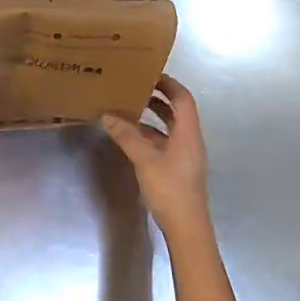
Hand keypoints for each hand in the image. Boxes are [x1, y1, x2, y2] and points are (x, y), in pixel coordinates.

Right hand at [101, 75, 209, 235]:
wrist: (186, 226)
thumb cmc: (169, 189)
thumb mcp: (144, 160)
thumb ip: (127, 136)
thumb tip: (108, 116)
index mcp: (188, 133)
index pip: (183, 99)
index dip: (169, 84)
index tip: (150, 74)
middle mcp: (190, 140)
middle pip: (178, 112)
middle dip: (159, 98)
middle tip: (136, 89)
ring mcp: (185, 156)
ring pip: (170, 128)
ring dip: (153, 117)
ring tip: (130, 110)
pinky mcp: (178, 169)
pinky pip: (165, 143)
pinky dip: (150, 135)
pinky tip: (132, 138)